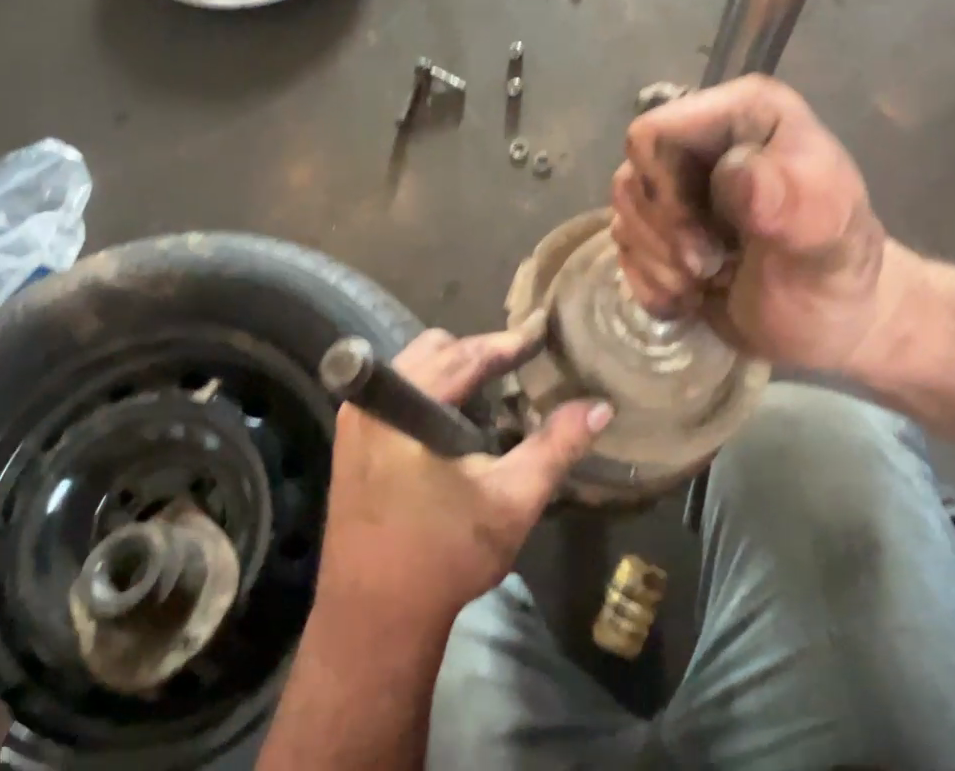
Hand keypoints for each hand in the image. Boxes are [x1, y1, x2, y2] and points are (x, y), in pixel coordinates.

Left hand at [317, 328, 611, 624]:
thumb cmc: (445, 556)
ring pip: (413, 370)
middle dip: (478, 354)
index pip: (463, 354)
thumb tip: (601, 406)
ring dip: (454, 375)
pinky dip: (433, 395)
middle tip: (520, 370)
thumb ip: (557, 447)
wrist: (374, 618)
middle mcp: (371, 404)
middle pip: (433, 350)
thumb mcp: (513, 500)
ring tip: (494, 397)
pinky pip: (399, 394)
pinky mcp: (352, 445)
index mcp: (404, 409)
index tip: (543, 335)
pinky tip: (459, 427)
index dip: (507, 343)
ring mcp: (355, 423)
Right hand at [611, 76, 906, 373]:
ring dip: (660, 266)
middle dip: (667, 238)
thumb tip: (737, 177)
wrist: (831, 325)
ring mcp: (678, 185)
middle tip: (714, 269)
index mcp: (744, 113)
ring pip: (623, 216)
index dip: (668, 195)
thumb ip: (794, 203)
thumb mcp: (832, 244)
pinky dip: (653, 286)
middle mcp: (704, 138)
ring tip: (710, 283)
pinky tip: (694, 297)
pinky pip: (623, 252)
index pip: (653, 136)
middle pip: (632, 179)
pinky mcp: (663, 228)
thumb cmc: (838, 277)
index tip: (712, 245)